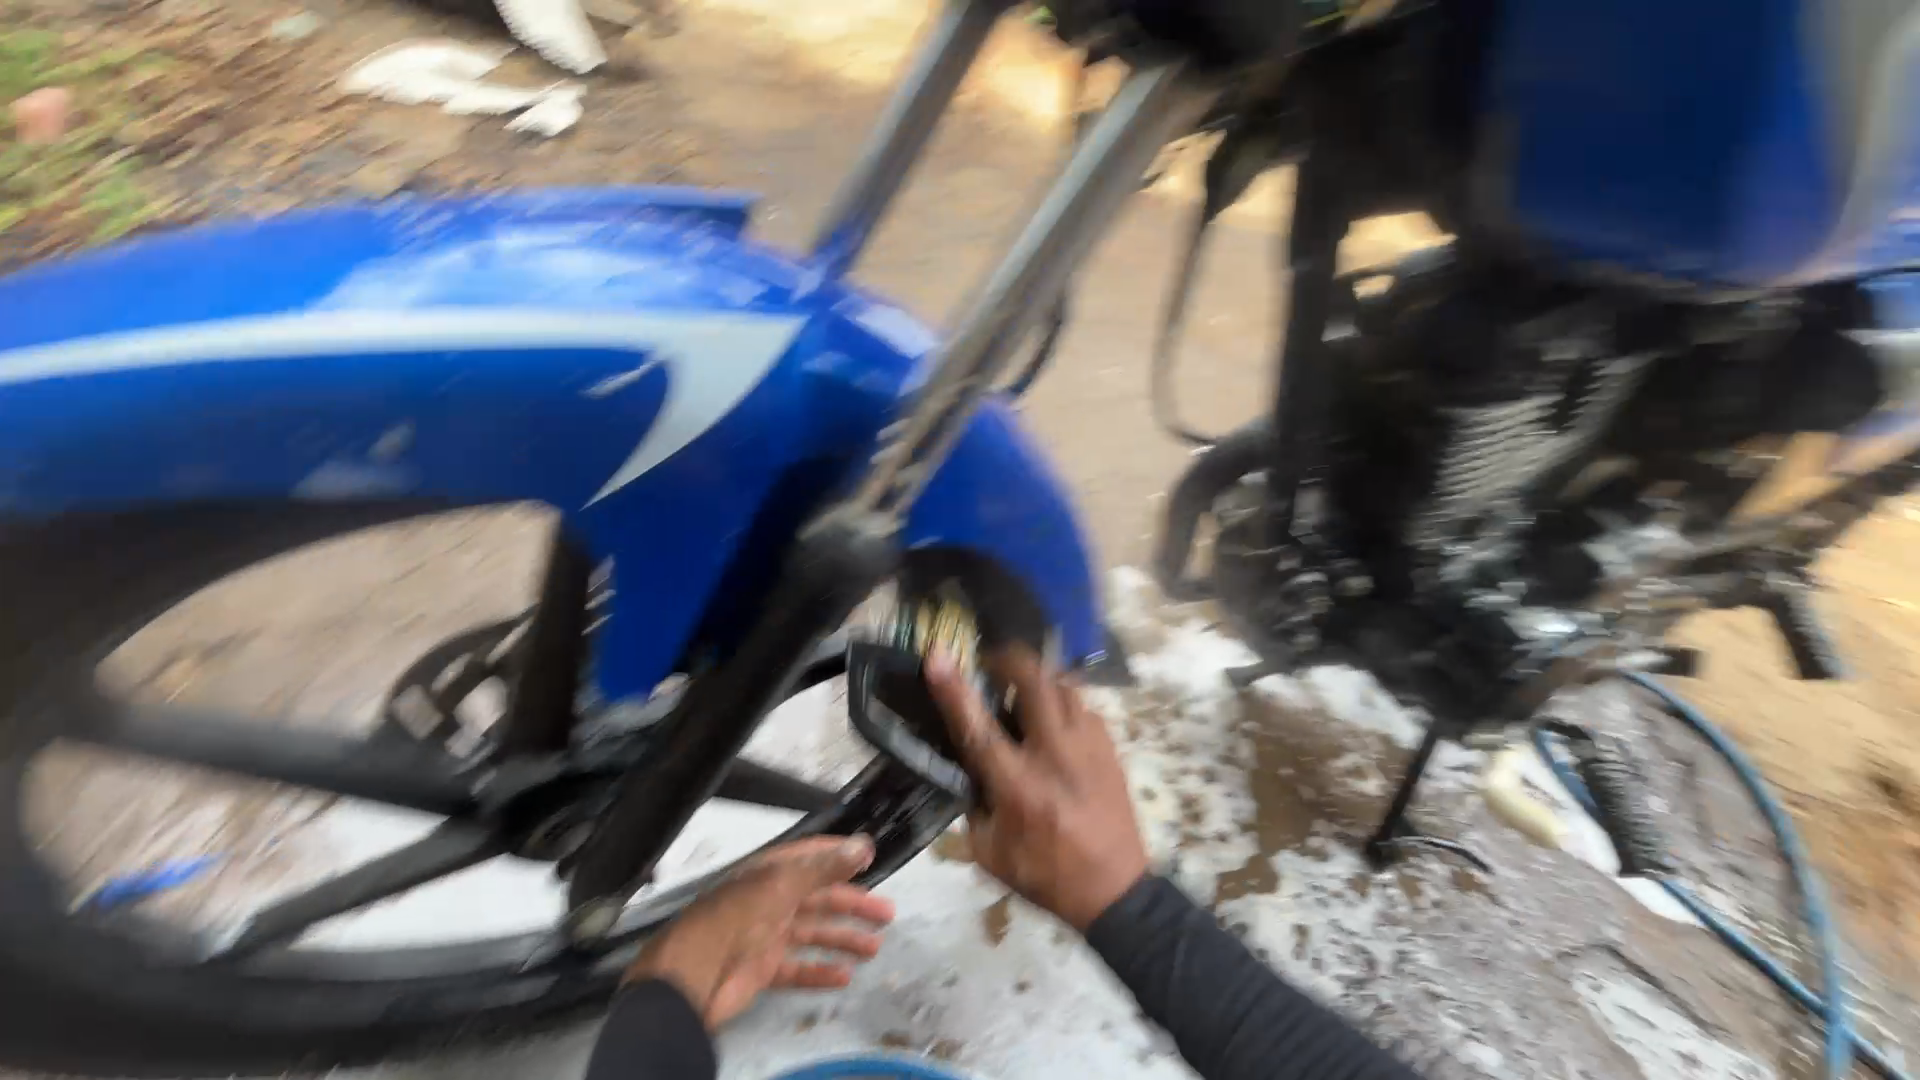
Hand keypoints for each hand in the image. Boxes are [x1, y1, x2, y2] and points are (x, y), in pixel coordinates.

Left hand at [623, 835, 894, 1029]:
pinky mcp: (763, 969)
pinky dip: (820, 972)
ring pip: (814, 933)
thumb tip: (864, 845)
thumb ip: (825, 868)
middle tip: (887, 914)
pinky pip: (798, 968)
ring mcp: (767, 935)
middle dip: (853, 905)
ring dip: (843, 939)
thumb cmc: (736, 918)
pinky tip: (843, 976)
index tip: (871, 856)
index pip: (813, 856)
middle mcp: (772, 899)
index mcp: (773, 872)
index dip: (842, 856)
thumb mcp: (783, 884)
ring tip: (874, 947)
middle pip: (820, 898)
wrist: (692, 973)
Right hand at [926, 646, 1148, 930]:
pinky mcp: (1110, 747)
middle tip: (991, 662)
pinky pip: (1083, 704)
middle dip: (1009, 659)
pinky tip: (1055, 715)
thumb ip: (974, 804)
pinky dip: (1063, 699)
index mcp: (1018, 786)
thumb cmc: (1046, 875)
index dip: (954, 690)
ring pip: (1063, 684)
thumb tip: (968, 766)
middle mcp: (1055, 756)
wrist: (1116, 891)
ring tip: (1023, 683)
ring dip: (1038, 676)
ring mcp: (1089, 746)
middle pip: (1034, 682)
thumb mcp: (990, 852)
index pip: (978, 728)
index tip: (937, 657)